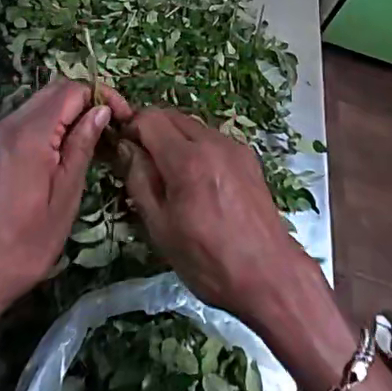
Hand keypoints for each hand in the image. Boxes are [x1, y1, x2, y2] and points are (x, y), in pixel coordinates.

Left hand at [0, 78, 125, 318]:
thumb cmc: (24, 245)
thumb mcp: (64, 199)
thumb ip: (81, 148)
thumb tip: (100, 111)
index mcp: (31, 135)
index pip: (73, 90)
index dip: (103, 96)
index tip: (123, 118)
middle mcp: (11, 126)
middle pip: (56, 89)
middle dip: (88, 99)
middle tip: (112, 126)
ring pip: (41, 102)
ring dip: (70, 110)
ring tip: (93, 138)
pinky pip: (27, 120)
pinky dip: (51, 122)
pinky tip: (64, 150)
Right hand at [115, 107, 320, 325]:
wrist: (268, 274)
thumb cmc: (206, 260)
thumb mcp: (160, 227)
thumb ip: (140, 180)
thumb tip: (126, 148)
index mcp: (187, 160)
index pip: (150, 119)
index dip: (131, 128)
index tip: (124, 149)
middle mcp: (212, 143)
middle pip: (172, 116)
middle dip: (152, 131)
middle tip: (142, 162)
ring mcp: (234, 147)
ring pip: (193, 126)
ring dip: (175, 138)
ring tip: (170, 176)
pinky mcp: (248, 157)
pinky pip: (213, 139)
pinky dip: (197, 148)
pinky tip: (197, 180)